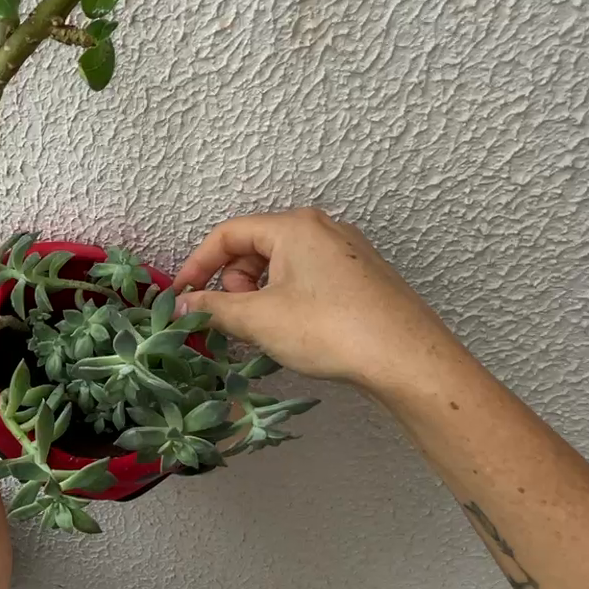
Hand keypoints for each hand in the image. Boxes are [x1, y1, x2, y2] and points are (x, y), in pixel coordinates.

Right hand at [171, 208, 468, 396]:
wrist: (408, 361)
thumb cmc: (329, 329)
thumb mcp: (256, 319)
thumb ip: (210, 308)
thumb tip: (180, 305)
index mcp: (294, 227)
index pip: (227, 234)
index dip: (197, 265)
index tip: (181, 296)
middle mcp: (322, 229)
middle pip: (254, 247)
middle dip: (232, 282)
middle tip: (232, 317)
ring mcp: (346, 252)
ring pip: (280, 264)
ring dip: (257, 294)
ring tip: (262, 327)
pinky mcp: (360, 276)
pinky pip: (305, 277)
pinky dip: (284, 298)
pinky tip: (291, 329)